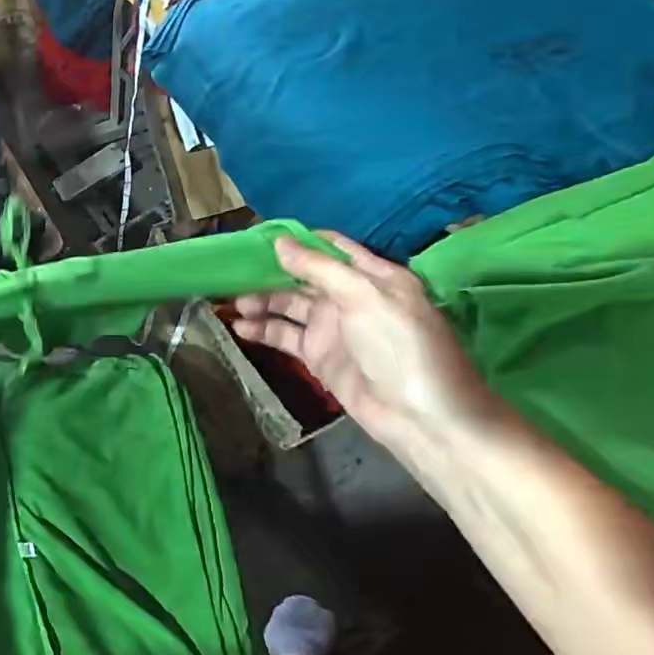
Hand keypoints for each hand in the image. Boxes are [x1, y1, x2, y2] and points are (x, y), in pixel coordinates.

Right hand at [232, 234, 505, 468]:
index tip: (257, 237)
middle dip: (270, 273)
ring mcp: (333, 328)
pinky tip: (241, 328)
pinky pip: (286, 336)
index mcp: (371, 275)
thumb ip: (319, 268)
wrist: (420, 417)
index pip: (328, 247)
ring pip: (289, 306)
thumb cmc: (400, 347)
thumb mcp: (364, 297)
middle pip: (302, 276)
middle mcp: (349, 297)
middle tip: (233, 272)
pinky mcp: (320, 356)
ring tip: (234, 304)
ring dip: (262, 302)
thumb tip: (279, 242)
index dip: (295, 240)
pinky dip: (264, 331)